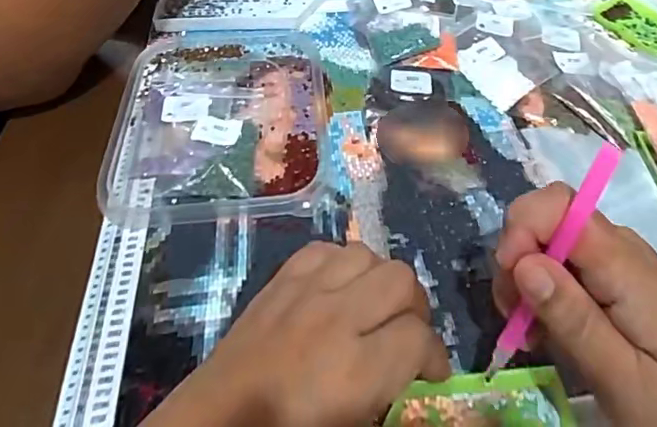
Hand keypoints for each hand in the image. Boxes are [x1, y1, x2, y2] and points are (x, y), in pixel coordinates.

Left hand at [152, 242, 450, 426]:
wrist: (221, 418)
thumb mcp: (351, 425)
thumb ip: (390, 397)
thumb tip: (420, 377)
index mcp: (355, 371)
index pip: (420, 338)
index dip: (435, 358)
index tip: (431, 375)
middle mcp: (335, 316)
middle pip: (402, 280)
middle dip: (415, 309)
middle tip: (407, 335)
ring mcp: (306, 288)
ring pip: (367, 254)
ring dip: (379, 280)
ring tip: (373, 308)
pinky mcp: (283, 275)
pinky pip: (327, 248)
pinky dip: (341, 264)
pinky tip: (338, 289)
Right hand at [492, 184, 656, 426]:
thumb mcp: (625, 380)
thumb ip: (574, 321)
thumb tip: (524, 263)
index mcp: (623, 262)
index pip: (558, 203)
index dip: (523, 228)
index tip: (509, 279)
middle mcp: (616, 244)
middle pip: (546, 213)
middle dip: (515, 252)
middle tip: (512, 312)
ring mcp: (612, 255)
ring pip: (546, 233)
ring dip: (521, 273)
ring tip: (525, 328)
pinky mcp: (607, 272)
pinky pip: (558, 256)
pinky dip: (537, 284)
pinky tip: (542, 325)